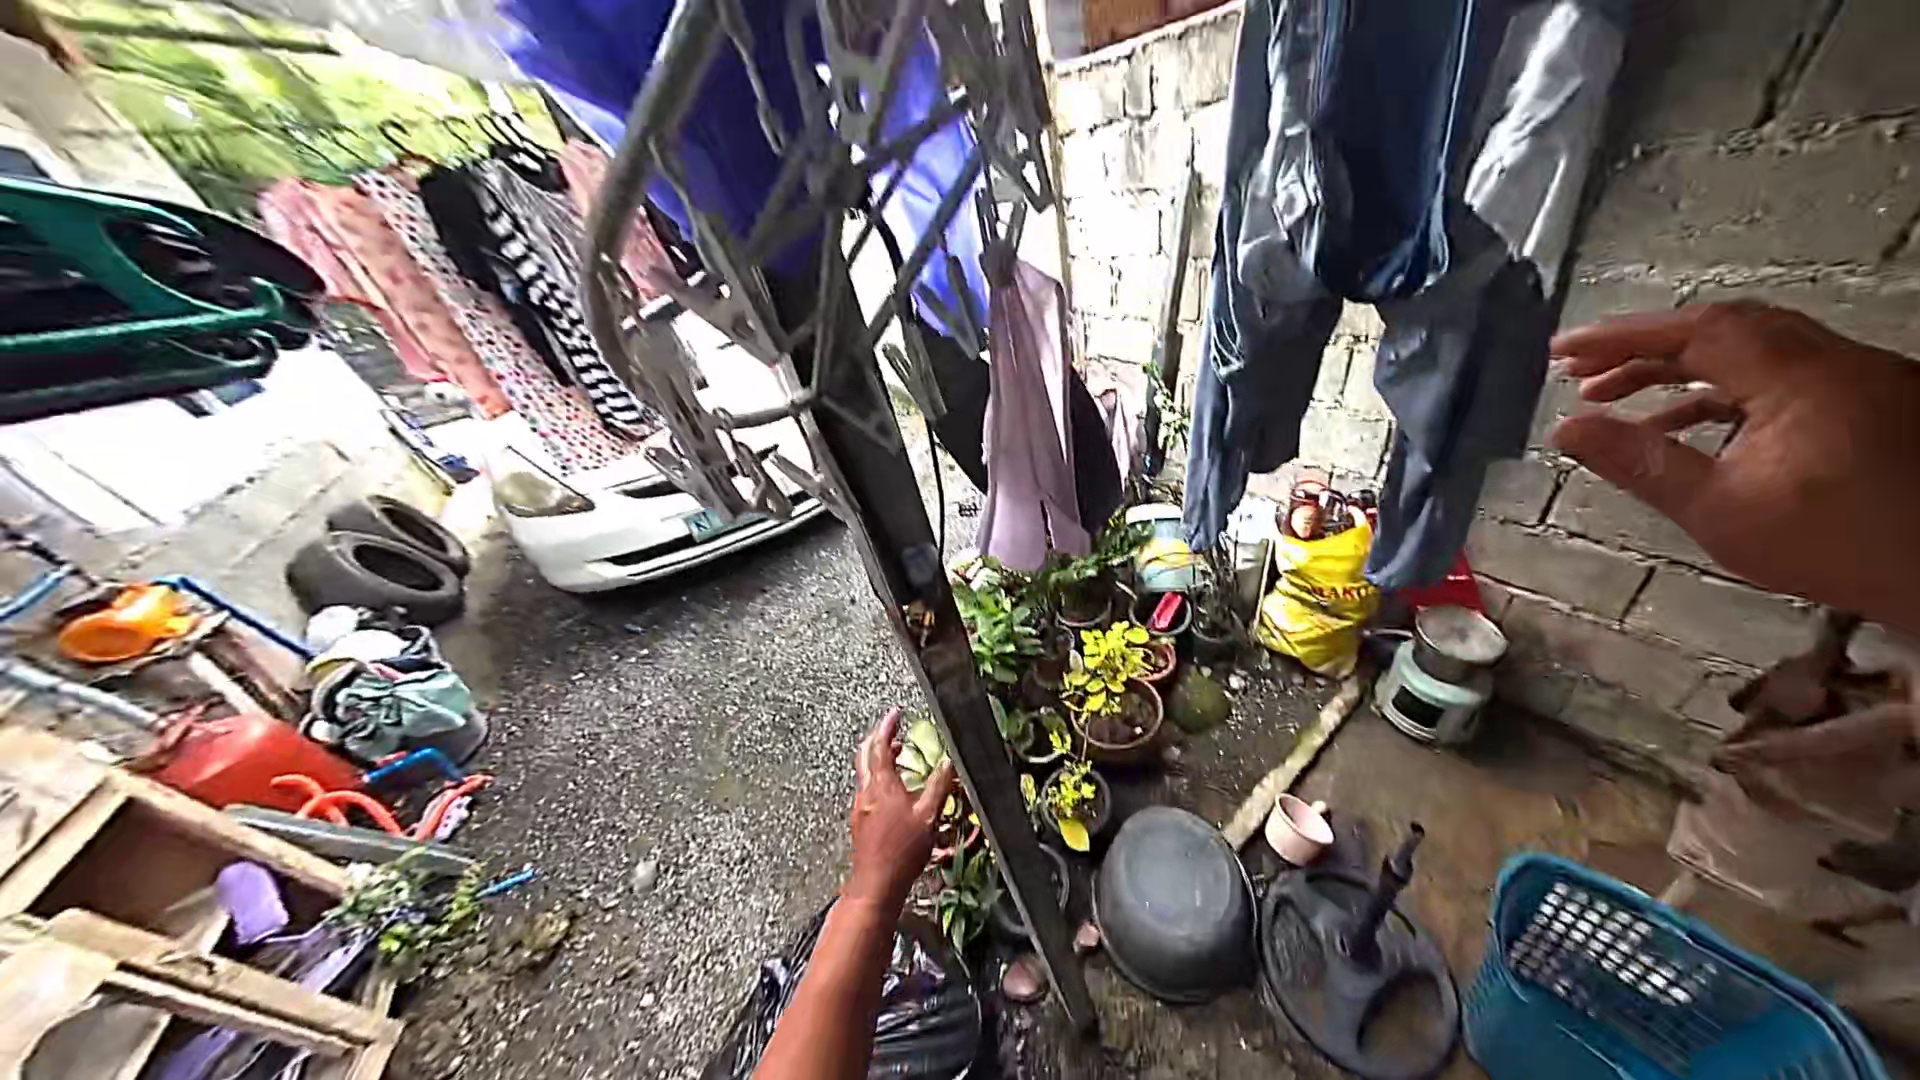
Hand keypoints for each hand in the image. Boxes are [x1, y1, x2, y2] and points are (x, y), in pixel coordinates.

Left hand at [845, 707, 954, 909]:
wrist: (877, 883)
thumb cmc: (903, 851)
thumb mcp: (929, 816)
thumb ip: (939, 786)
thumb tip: (948, 763)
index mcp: (882, 785)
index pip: (881, 745)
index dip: (887, 726)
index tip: (895, 713)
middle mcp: (867, 791)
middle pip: (866, 753)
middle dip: (878, 736)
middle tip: (892, 728)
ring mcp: (861, 805)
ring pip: (864, 770)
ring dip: (879, 756)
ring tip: (897, 753)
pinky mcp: (860, 818)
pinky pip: (867, 786)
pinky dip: (878, 775)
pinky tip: (892, 787)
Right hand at [1550, 302, 1919, 635]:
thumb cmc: (1838, 544)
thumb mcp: (1718, 508)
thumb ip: (1639, 461)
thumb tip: (1566, 429)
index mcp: (1806, 381)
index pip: (1701, 331)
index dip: (1622, 336)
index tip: (1560, 352)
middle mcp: (1838, 365)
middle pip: (1725, 330)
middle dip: (1641, 345)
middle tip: (1576, 370)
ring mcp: (1858, 383)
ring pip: (1746, 352)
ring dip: (1669, 367)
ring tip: (1605, 395)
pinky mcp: (1863, 405)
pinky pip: (1770, 378)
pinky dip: (1706, 390)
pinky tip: (1667, 423)